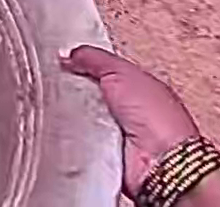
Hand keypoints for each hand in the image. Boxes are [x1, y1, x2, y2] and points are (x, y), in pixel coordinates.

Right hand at [61, 45, 199, 198]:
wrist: (163, 165)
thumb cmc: (157, 118)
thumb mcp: (120, 71)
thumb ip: (93, 58)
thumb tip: (68, 54)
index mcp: (137, 86)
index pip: (103, 69)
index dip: (82, 63)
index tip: (62, 58)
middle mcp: (127, 111)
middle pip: (89, 92)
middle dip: (73, 87)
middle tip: (56, 79)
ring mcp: (117, 134)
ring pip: (82, 115)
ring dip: (72, 111)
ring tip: (59, 102)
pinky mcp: (106, 156)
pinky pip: (81, 139)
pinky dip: (72, 134)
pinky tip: (64, 125)